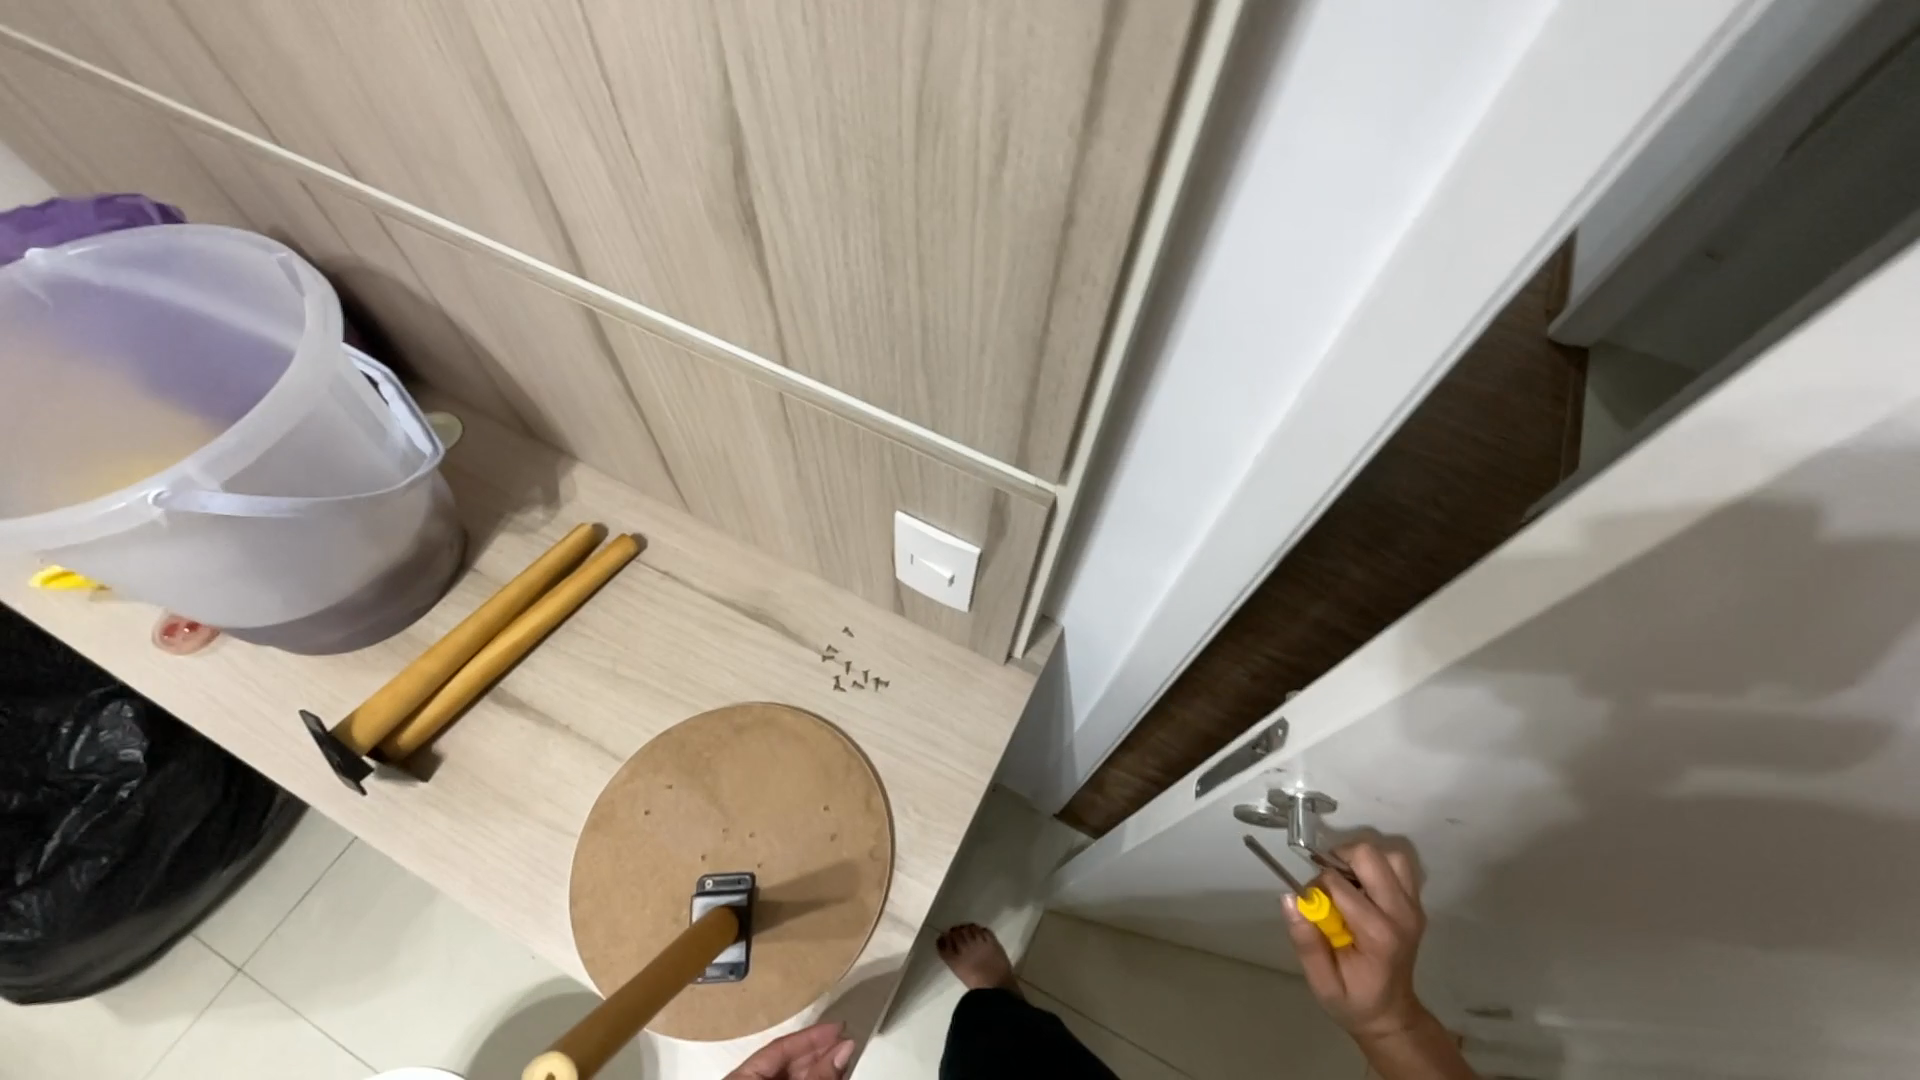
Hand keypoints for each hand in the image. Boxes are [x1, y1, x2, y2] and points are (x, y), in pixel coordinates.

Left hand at [725, 1022, 856, 1079]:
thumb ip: (816, 1075)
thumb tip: (845, 1047)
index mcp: (741, 1075)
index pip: (781, 1046)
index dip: (811, 1035)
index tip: (838, 1026)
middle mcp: (750, 1079)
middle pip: (790, 1061)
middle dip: (820, 1052)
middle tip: (847, 1043)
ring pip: (796, 1075)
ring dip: (822, 1067)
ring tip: (844, 1057)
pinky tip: (833, 1074)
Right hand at [1284, 841, 1429, 1039]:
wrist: (1392, 1013)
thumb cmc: (1354, 999)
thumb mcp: (1322, 983)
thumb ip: (1306, 943)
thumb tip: (1289, 898)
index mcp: (1379, 935)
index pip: (1340, 884)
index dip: (1317, 887)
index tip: (1311, 906)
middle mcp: (1401, 914)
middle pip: (1370, 857)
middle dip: (1338, 859)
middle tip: (1325, 882)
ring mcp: (1413, 907)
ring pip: (1389, 856)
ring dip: (1360, 859)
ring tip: (1344, 880)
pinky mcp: (1414, 903)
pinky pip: (1398, 866)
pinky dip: (1376, 866)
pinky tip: (1360, 886)